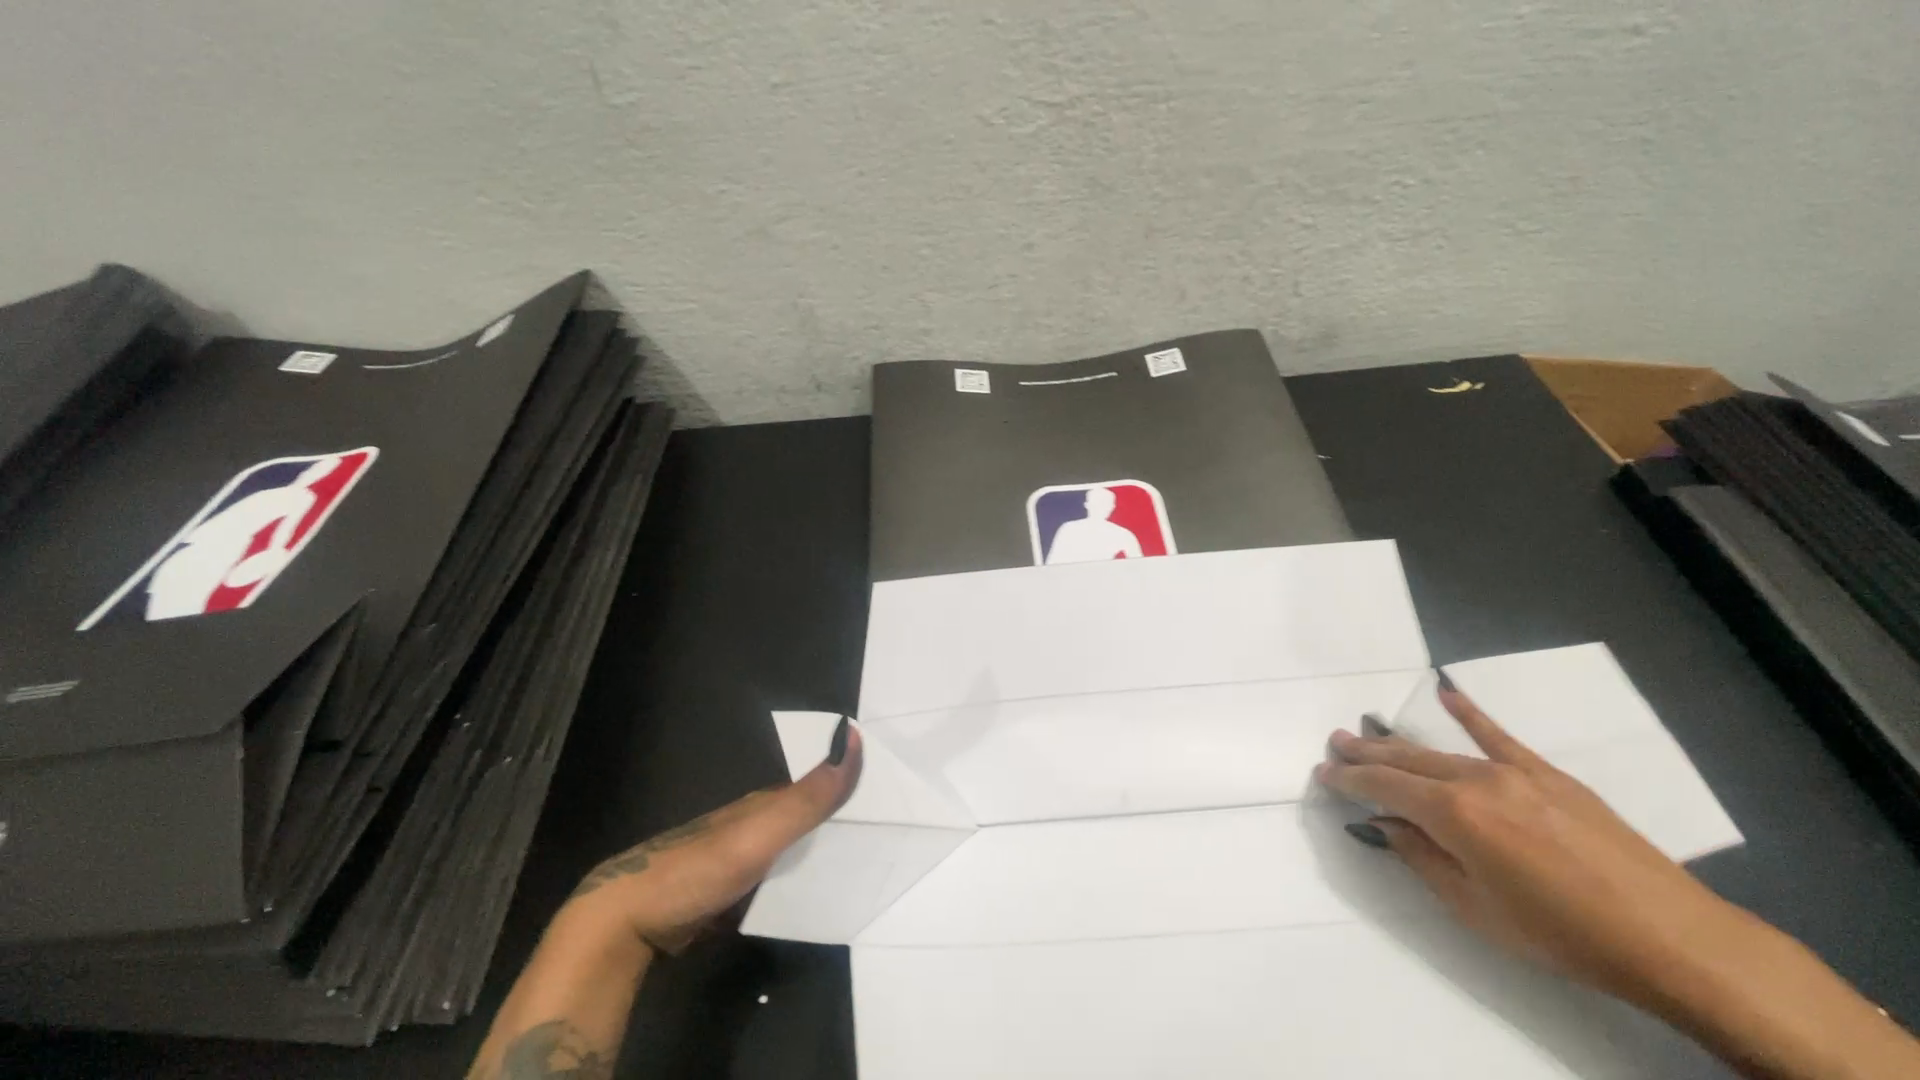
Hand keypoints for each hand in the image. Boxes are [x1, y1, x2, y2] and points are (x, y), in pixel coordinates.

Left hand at [564, 716, 864, 953]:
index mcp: (763, 806)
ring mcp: (740, 864)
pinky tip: (818, 900)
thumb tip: (849, 734)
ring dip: (823, 858)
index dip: (852, 787)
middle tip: (892, 837)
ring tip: (866, 870)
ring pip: (793, 855)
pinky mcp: (731, 897)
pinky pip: (778, 887)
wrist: (631, 921)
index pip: (819, 788)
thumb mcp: (760, 833)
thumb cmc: (697, 869)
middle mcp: (753, 828)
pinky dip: (800, 888)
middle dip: (842, 824)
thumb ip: (807, 798)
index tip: (895, 797)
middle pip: (807, 822)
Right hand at [1315, 688, 1725, 1000]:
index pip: (1385, 787)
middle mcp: (1478, 781)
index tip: (1323, 775)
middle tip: (1334, 745)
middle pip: (1408, 759)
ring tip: (1368, 734)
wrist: (1667, 936)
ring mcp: (1517, 772)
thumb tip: (1386, 824)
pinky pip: (1500, 737)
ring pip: (1442, 750)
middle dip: (1366, 753)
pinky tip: (1447, 694)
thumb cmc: (1561, 934)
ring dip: (1401, 743)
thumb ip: (1423, 859)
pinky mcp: (1550, 775)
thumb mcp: (1475, 909)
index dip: (1350, 781)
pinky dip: (1471, 715)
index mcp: (1455, 815)